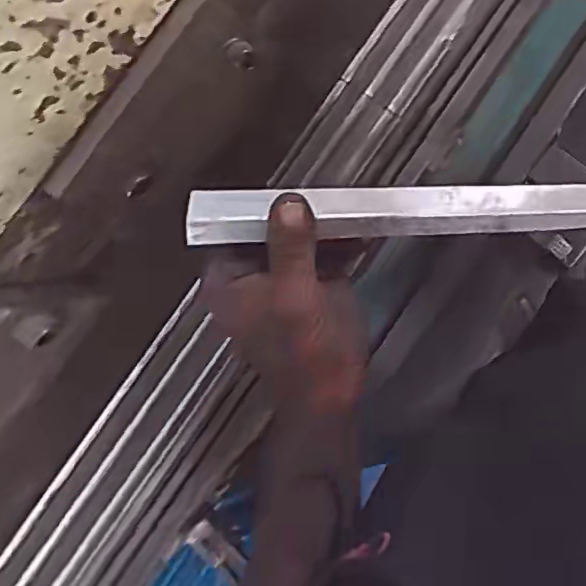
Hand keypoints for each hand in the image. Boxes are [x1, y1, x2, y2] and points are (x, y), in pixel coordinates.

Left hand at [214, 194, 366, 412]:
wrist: (331, 392)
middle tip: (322, 199)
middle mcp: (252, 280)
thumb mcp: (295, 293)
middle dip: (298, 215)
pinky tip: (355, 237)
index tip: (288, 192)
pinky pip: (319, 256)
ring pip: (297, 241)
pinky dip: (336, 245)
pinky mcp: (310, 291)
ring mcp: (282, 285)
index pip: (236, 229)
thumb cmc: (305, 354)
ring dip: (321, 228)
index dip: (260, 209)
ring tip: (342, 215)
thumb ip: (290, 247)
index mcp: (230, 282)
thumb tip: (287, 205)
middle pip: (269, 231)